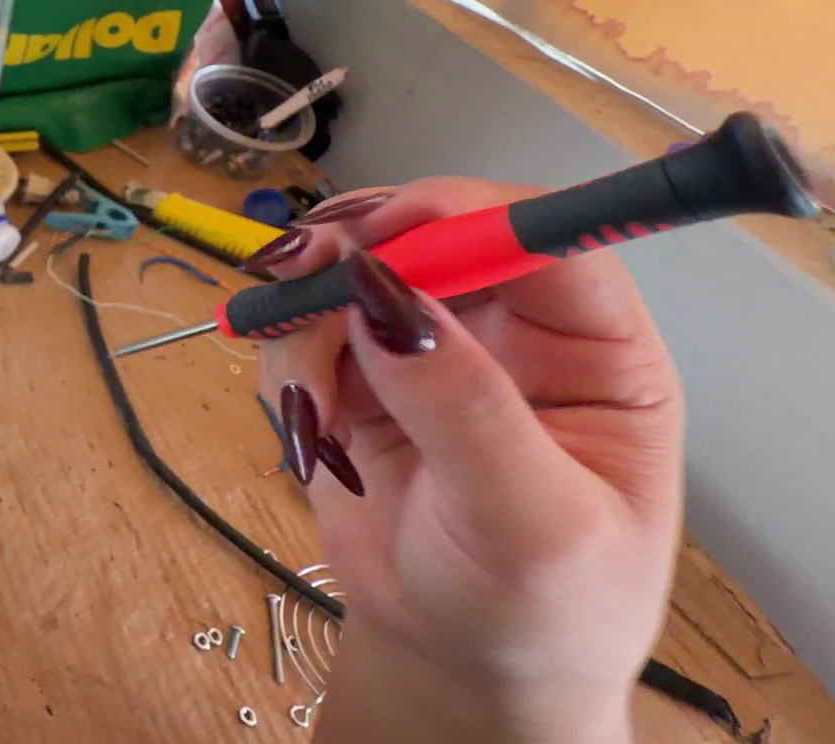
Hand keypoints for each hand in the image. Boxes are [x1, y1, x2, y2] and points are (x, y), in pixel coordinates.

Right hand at [248, 180, 683, 742]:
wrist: (448, 652)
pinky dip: (282, 368)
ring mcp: (416, 350)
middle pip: (417, 241)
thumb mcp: (523, 518)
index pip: (539, 241)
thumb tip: (379, 293)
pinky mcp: (350, 374)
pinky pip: (296, 332)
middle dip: (346, 258)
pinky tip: (305, 430)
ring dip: (302, 333)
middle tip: (289, 278)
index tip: (374, 235)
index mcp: (588, 354)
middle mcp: (499, 333)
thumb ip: (459, 403)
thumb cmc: (531, 603)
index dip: (460, 217)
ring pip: (339, 283)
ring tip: (308, 412)